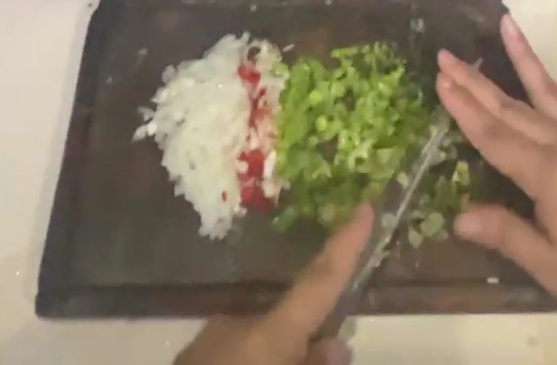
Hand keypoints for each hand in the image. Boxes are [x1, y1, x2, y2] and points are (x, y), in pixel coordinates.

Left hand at [175, 204, 372, 364]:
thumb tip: (336, 346)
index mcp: (267, 336)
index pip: (318, 282)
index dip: (344, 246)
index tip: (365, 207)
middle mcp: (236, 327)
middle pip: (289, 324)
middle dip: (309, 342)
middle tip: (326, 356)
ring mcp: (207, 344)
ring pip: (260, 346)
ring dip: (280, 358)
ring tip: (295, 359)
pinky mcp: (191, 360)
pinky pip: (237, 359)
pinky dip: (254, 364)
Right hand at [435, 15, 556, 331]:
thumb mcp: (549, 265)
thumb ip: (505, 233)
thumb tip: (458, 216)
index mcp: (547, 173)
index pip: (493, 135)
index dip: (463, 108)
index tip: (439, 79)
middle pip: (511, 108)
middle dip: (475, 81)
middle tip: (446, 55)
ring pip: (550, 92)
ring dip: (524, 57)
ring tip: (506, 22)